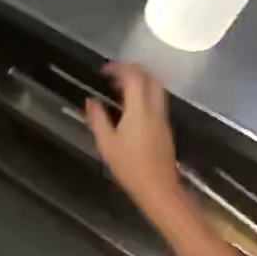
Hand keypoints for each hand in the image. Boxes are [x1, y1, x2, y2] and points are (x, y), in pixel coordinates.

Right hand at [85, 63, 188, 213]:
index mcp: (139, 110)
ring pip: (157, 88)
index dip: (120, 68)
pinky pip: (157, 100)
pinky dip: (146, 93)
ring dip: (142, 81)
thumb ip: (98, 119)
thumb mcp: (106, 144)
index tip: (105, 70)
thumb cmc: (130, 166)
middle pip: (151, 77)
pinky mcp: (165, 127)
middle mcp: (154, 109)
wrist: (158, 187)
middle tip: (116, 74)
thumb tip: (91, 101)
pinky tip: (132, 105)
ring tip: (122, 87)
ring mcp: (163, 118)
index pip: (134, 77)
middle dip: (134, 70)